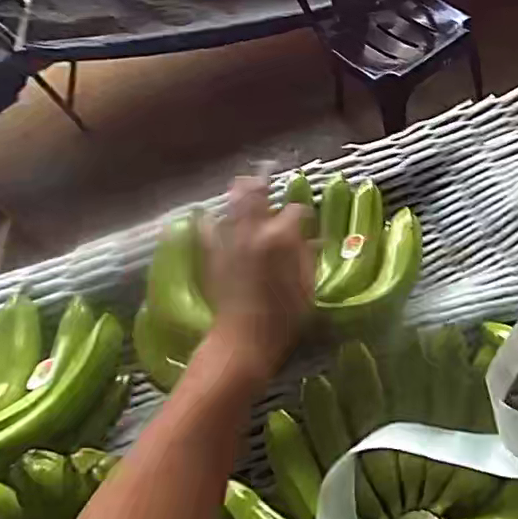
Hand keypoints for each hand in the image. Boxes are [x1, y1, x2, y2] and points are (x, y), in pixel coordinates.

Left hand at [199, 177, 313, 386]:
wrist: (244, 338)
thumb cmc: (286, 314)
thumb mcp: (307, 282)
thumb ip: (306, 254)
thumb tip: (309, 239)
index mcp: (282, 236)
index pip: (296, 210)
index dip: (304, 213)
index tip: (308, 221)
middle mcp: (253, 231)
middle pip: (256, 194)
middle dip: (263, 186)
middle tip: (267, 180)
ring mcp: (229, 241)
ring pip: (231, 205)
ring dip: (238, 194)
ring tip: (243, 187)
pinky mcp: (212, 254)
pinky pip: (208, 228)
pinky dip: (212, 219)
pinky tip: (213, 217)